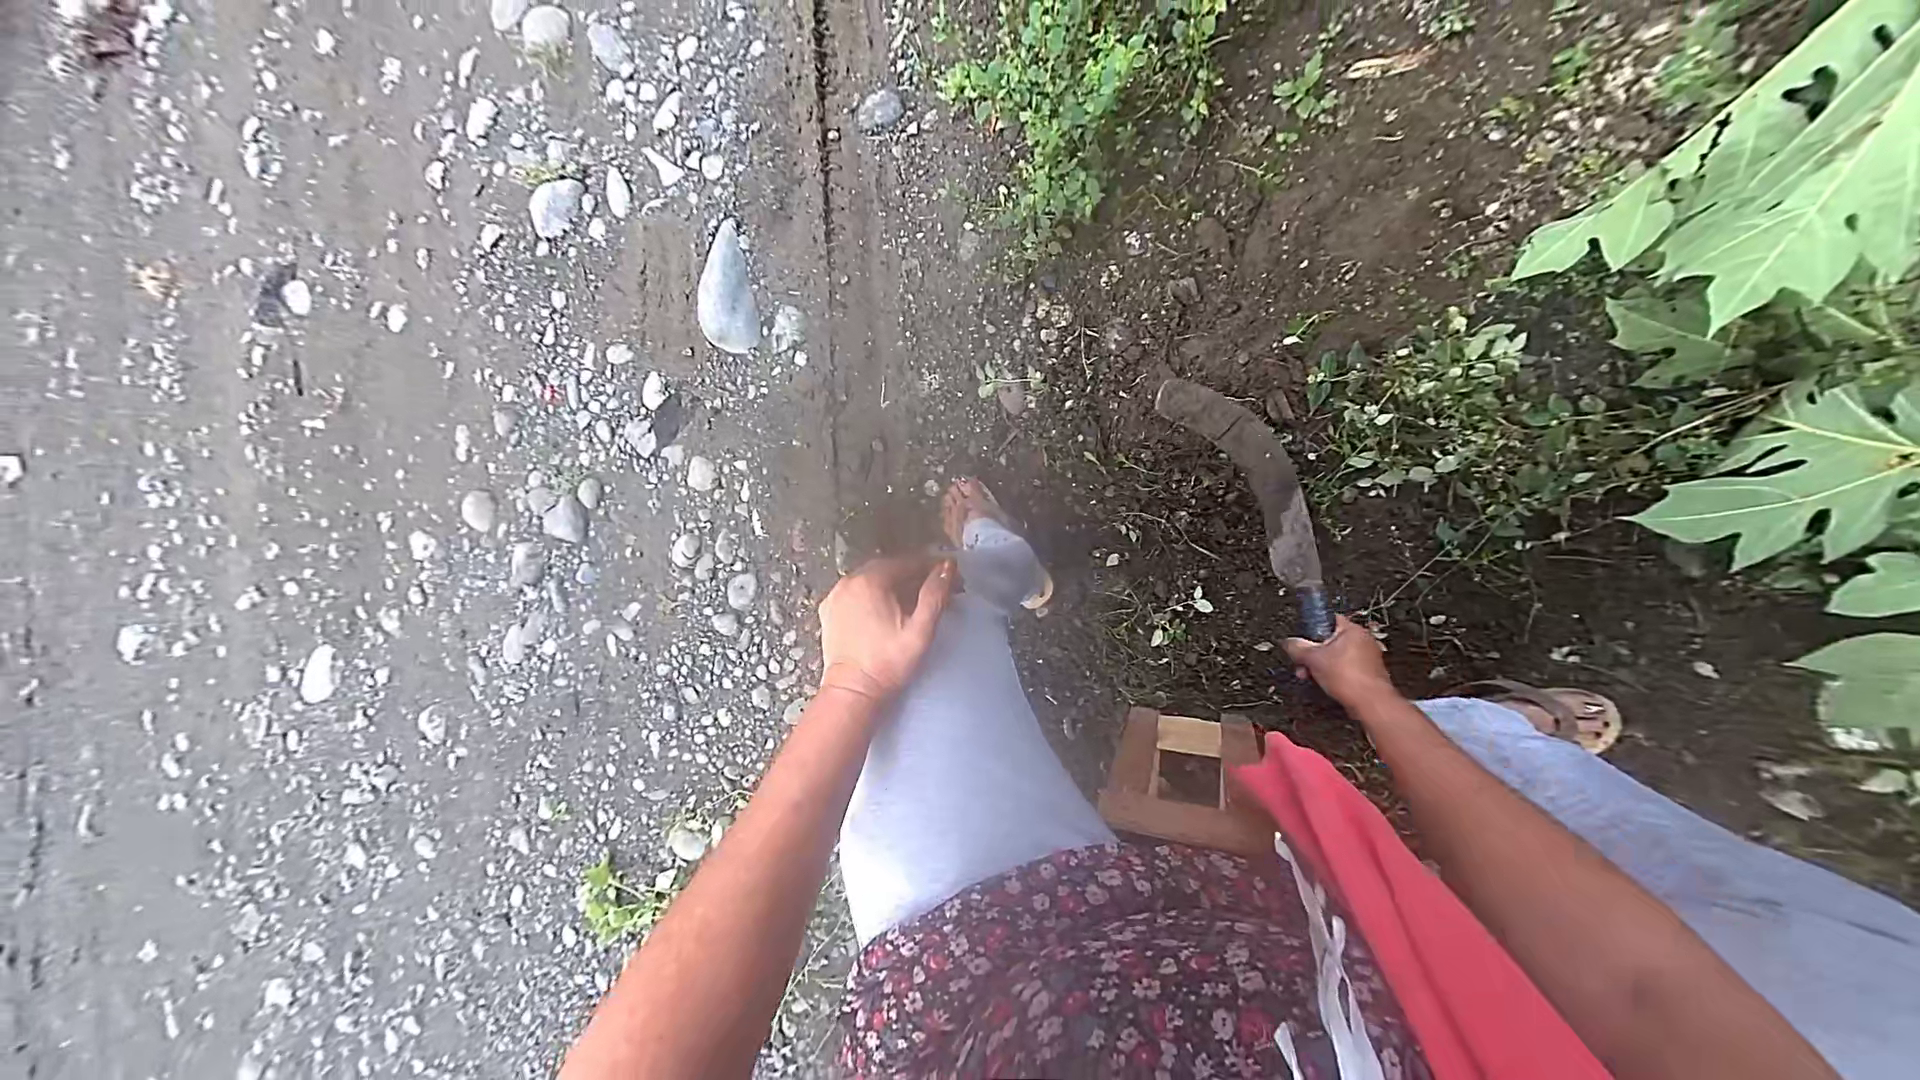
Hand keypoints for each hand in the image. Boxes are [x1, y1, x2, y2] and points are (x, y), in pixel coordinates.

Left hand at [817, 557, 955, 701]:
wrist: (853, 691)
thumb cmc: (888, 664)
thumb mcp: (921, 629)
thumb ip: (935, 595)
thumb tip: (947, 568)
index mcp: (871, 581)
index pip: (909, 562)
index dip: (933, 568)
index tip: (950, 579)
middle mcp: (850, 582)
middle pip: (890, 568)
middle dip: (915, 575)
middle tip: (936, 589)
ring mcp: (836, 597)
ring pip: (872, 579)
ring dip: (895, 584)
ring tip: (915, 601)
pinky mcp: (830, 612)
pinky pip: (857, 593)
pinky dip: (874, 596)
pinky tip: (887, 611)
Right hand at [1284, 615, 1398, 707]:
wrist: (1370, 703)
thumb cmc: (1348, 677)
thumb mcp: (1311, 658)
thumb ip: (1296, 647)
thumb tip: (1288, 642)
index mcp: (1352, 630)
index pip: (1328, 620)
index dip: (1311, 629)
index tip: (1301, 639)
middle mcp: (1363, 641)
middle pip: (1329, 641)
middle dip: (1312, 653)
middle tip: (1302, 662)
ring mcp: (1367, 658)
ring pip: (1335, 656)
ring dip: (1319, 665)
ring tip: (1309, 675)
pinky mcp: (1368, 673)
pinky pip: (1345, 668)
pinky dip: (1333, 674)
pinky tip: (1323, 683)